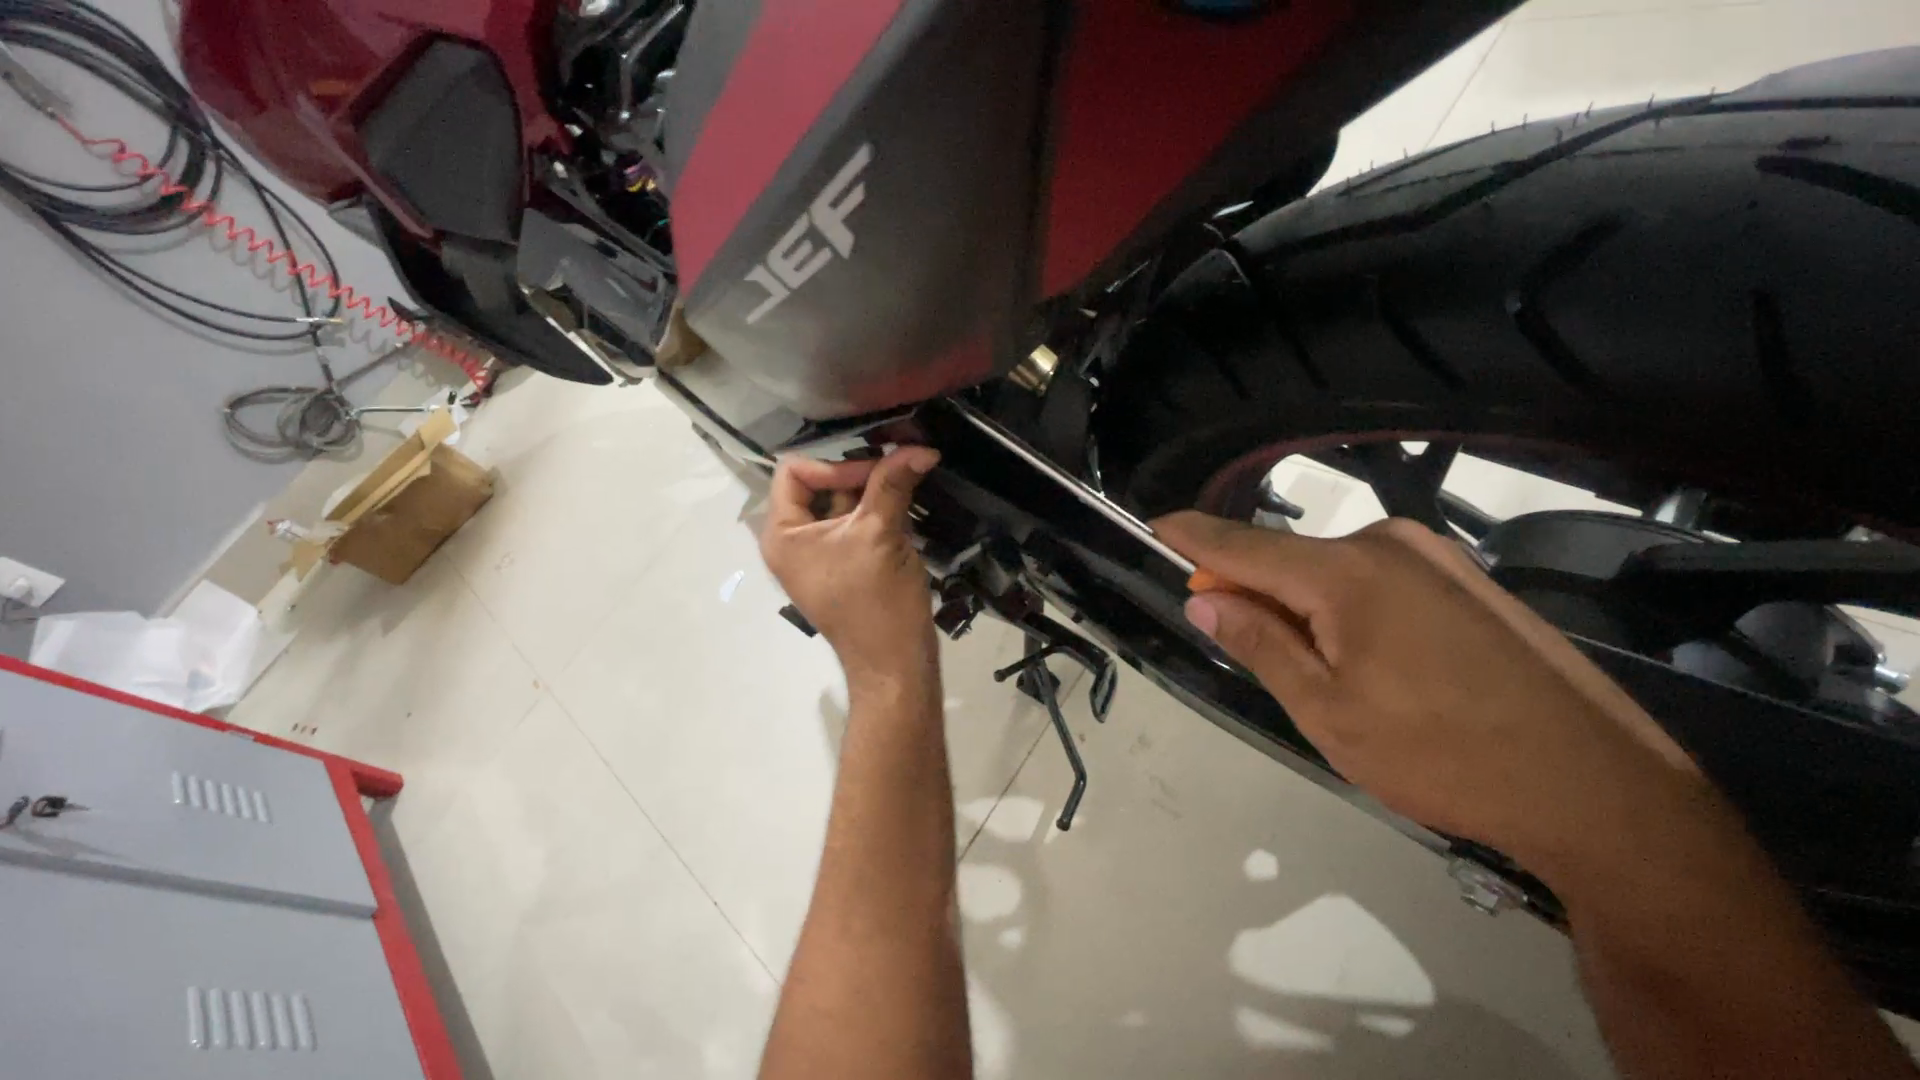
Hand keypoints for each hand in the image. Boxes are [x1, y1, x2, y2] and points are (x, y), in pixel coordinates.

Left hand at [760, 447, 941, 689]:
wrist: (896, 665)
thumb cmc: (876, 602)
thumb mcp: (881, 534)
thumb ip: (893, 484)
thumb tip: (920, 446)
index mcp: (782, 535)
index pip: (795, 471)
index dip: (835, 463)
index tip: (876, 472)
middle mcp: (795, 541)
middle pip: (821, 483)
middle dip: (861, 471)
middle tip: (900, 465)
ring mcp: (822, 554)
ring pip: (845, 501)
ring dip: (876, 488)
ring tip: (909, 478)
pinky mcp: (849, 563)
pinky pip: (859, 523)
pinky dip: (882, 509)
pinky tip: (910, 502)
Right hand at [1154, 511, 1712, 879]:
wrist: (1594, 786)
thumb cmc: (1440, 754)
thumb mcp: (1328, 711)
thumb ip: (1260, 644)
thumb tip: (1205, 598)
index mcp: (1347, 572)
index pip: (1243, 543)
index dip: (1192, 537)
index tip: (1153, 528)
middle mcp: (1391, 545)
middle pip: (1291, 558)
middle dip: (1253, 590)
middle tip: (1239, 644)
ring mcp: (1439, 559)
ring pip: (1337, 572)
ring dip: (1305, 606)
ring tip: (1323, 676)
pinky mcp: (1470, 582)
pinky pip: (1381, 581)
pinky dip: (1351, 609)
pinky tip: (1377, 666)